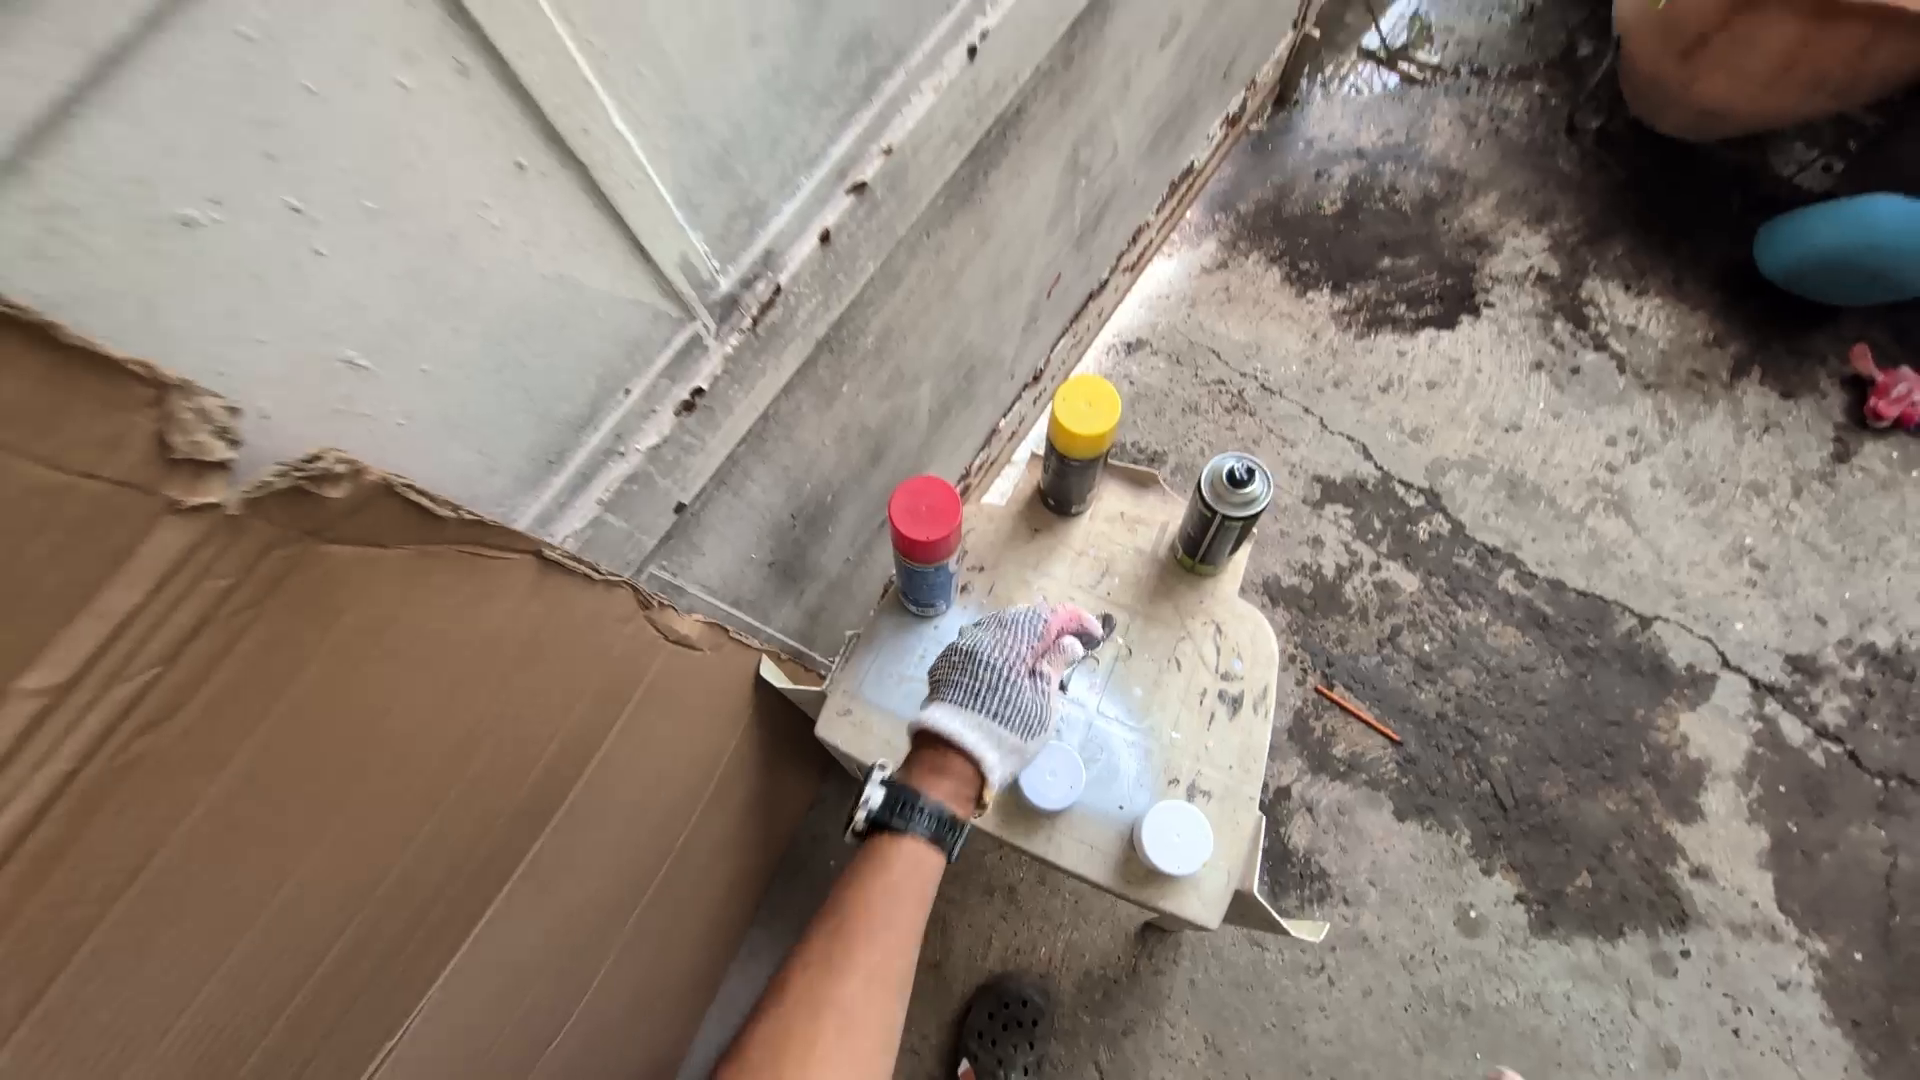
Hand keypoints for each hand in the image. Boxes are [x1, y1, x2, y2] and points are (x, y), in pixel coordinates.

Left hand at [908, 602, 1105, 803]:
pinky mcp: (947, 662)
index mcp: (1014, 638)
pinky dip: (998, 651)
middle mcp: (985, 632)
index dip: (1075, 620)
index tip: (1093, 635)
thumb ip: (1055, 664)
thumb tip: (1069, 641)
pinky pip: (979, 645)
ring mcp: (961, 645)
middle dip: (1046, 628)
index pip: (1050, 615)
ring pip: (998, 629)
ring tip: (1036, 658)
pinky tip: (1005, 668)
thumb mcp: (1043, 700)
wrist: (954, 756)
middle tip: (1065, 645)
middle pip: (1021, 618)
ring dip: (1020, 638)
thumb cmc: (1009, 729)